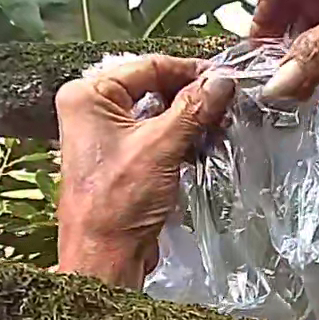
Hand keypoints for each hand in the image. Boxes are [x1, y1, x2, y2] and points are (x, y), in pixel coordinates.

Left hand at [53, 55, 234, 288]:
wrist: (105, 253)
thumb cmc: (121, 199)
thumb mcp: (161, 147)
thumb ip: (193, 109)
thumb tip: (223, 80)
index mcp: (89, 95)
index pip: (148, 66)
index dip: (190, 71)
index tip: (226, 78)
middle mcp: (93, 109)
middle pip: (153, 87)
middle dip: (192, 96)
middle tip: (229, 103)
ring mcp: (107, 135)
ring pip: (158, 113)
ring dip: (190, 118)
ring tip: (222, 124)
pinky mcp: (123, 159)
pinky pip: (157, 136)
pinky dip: (182, 138)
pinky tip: (206, 143)